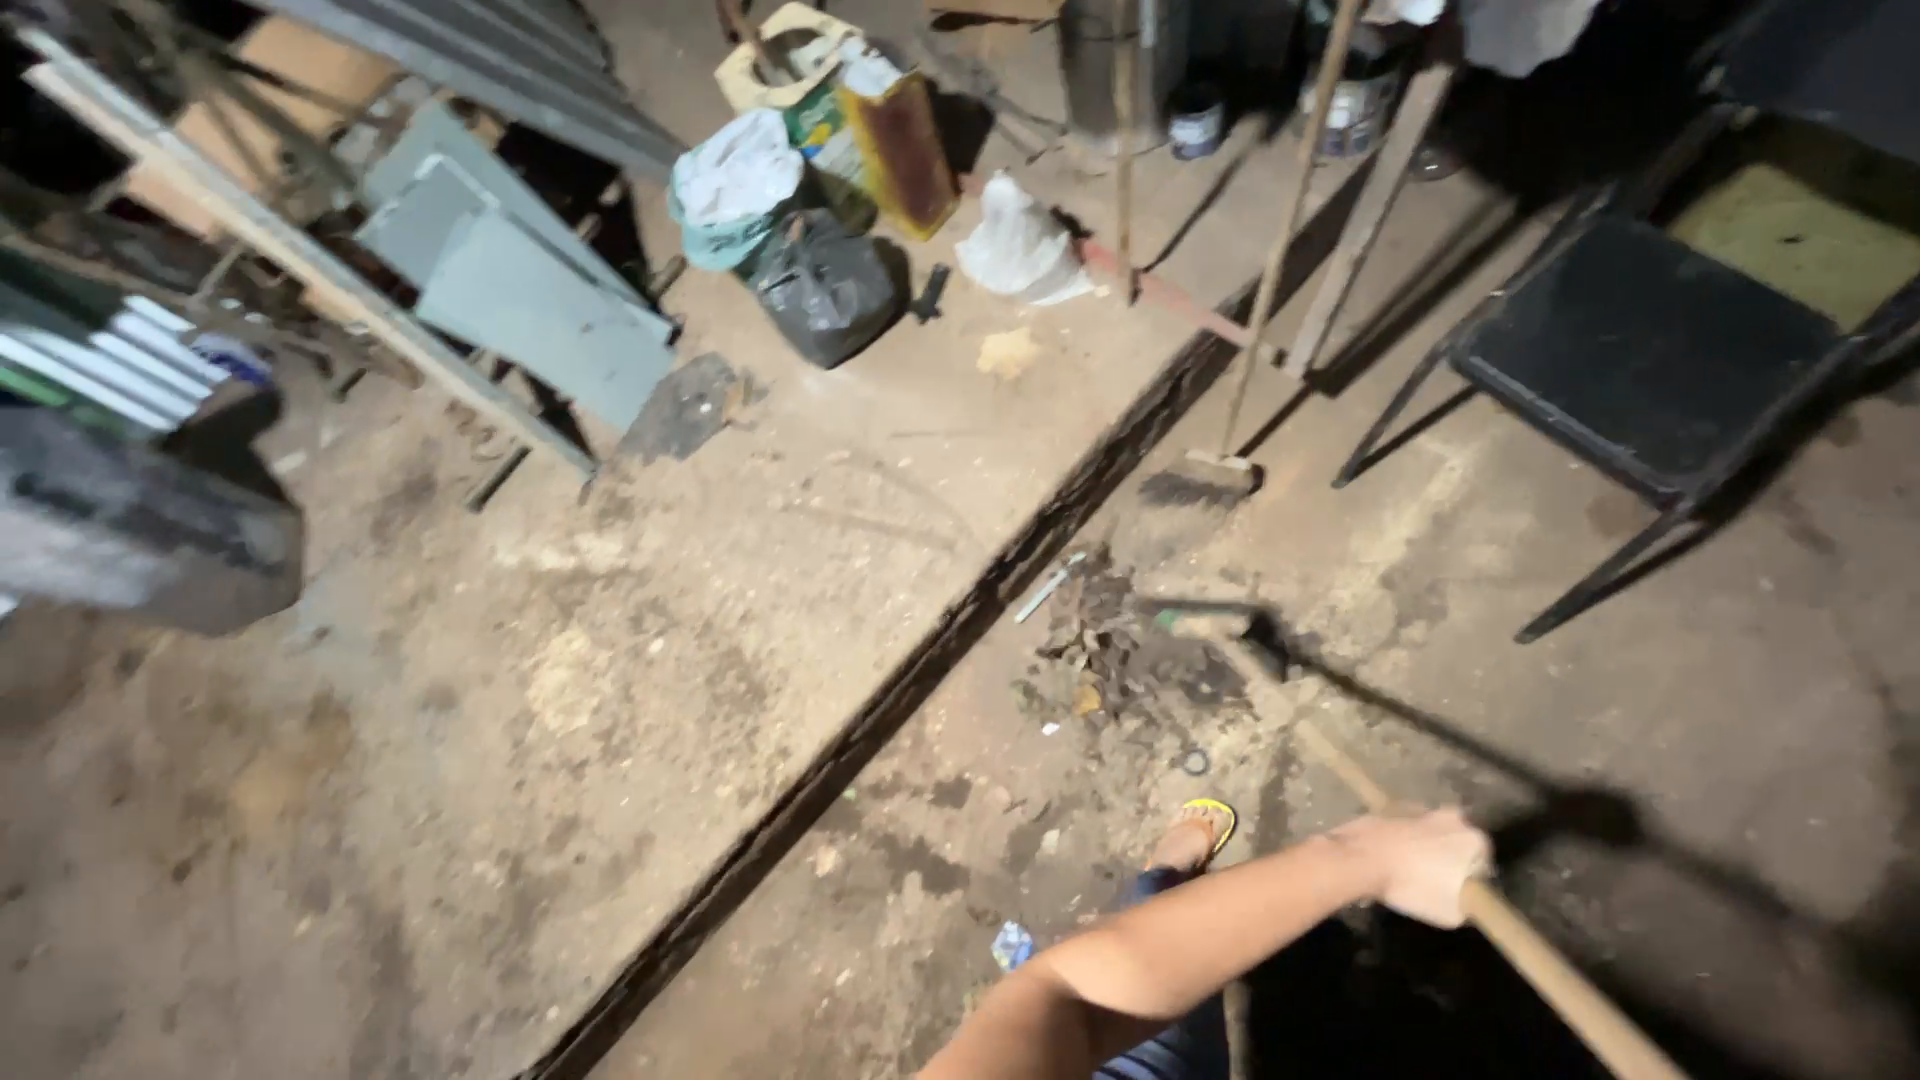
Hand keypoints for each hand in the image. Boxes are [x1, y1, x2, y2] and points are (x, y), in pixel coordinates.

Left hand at [1330, 808, 1491, 928]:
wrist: (1359, 859)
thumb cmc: (1412, 886)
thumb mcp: (1453, 914)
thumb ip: (1466, 903)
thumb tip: (1462, 898)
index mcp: (1472, 838)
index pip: (1483, 860)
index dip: (1474, 877)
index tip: (1460, 890)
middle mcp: (1448, 816)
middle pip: (1456, 839)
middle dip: (1450, 855)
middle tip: (1436, 878)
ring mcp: (1416, 807)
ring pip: (1428, 830)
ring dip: (1423, 844)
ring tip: (1409, 869)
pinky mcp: (1388, 807)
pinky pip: (1402, 826)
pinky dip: (1400, 838)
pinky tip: (1390, 856)